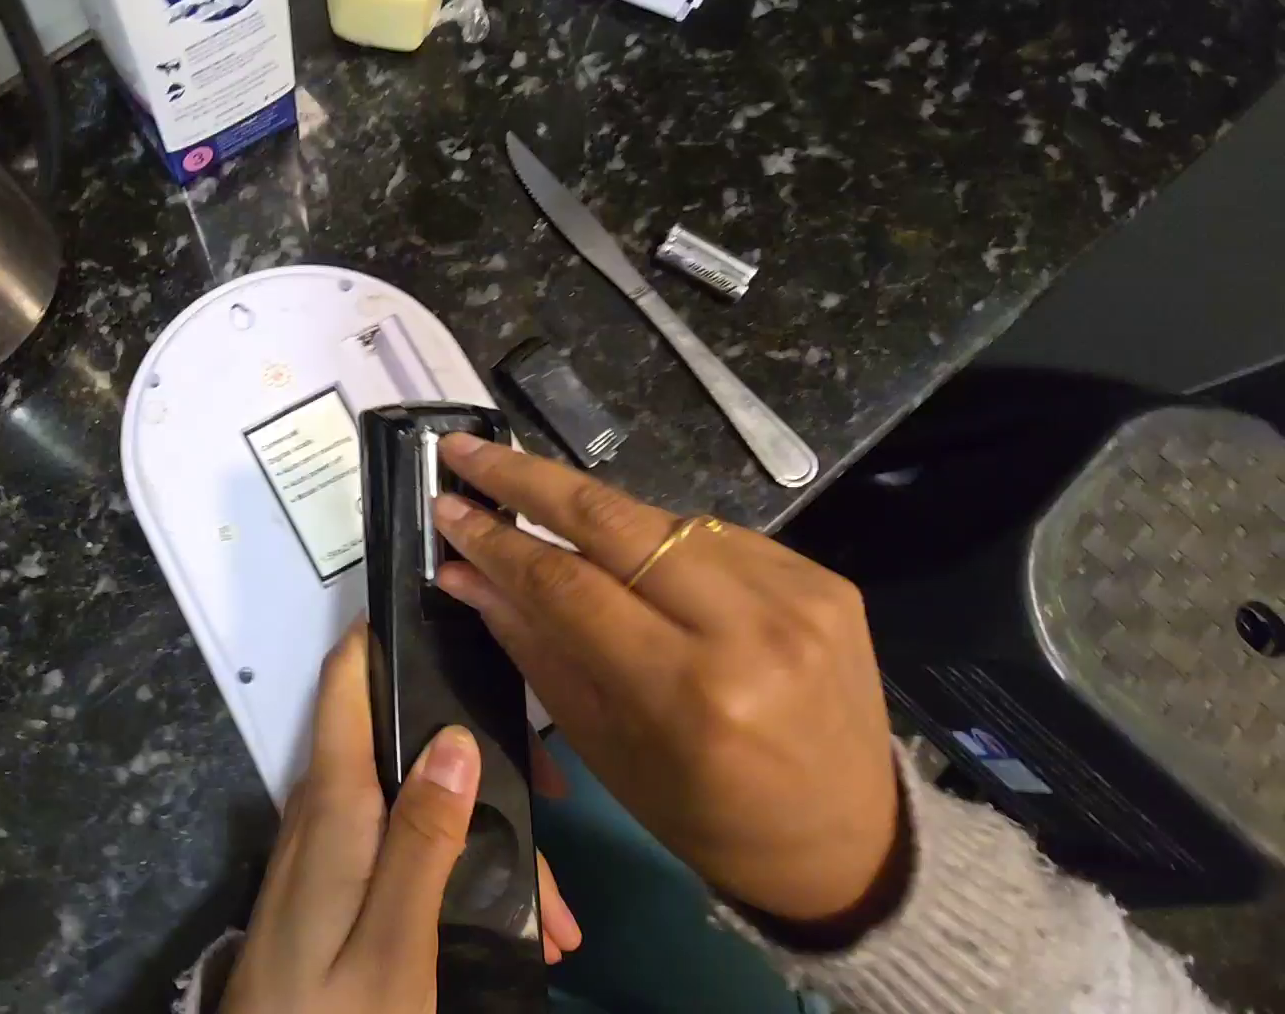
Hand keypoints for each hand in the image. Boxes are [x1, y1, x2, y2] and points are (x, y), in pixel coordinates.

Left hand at [220, 624, 581, 1013]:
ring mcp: (334, 840)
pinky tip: (519, 921)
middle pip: (404, 742)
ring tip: (557, 908)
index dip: (382, 636)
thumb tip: (455, 739)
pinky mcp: (342, 873)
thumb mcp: (390, 941)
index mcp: (335, 801)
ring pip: (418, 797)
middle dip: (480, 756)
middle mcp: (328, 804)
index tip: (443, 615)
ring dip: (486, 831)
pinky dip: (462, 863)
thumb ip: (421, 839)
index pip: (346, 682)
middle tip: (553, 795)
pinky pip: (408, 841)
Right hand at [430, 434, 899, 927]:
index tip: (446, 505)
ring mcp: (796, 592)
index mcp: (686, 691)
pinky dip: (652, 536)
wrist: (844, 840)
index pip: (566, 585)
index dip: (496, 541)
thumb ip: (530, 641)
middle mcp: (747, 627)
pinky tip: (627, 549)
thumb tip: (462, 572)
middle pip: (611, 520)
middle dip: (525, 478)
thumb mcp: (599, 740)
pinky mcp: (822, 576)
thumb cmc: (699, 810)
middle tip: (467, 448)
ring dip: (584, 506)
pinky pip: (708, 535)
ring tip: (531, 498)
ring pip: (657, 517)